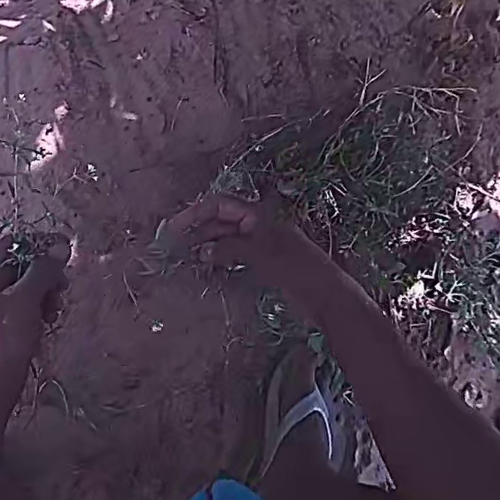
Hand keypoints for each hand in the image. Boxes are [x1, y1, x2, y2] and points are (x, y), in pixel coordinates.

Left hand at [0, 234, 66, 376]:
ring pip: (25, 288)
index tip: (64, 252)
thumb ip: (43, 271)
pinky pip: (24, 308)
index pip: (13, 244)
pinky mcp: (1, 327)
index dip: (39, 244)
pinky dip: (38, 310)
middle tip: (62, 288)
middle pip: (21, 266)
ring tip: (54, 311)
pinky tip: (47, 322)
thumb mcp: (26, 300)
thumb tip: (60, 245)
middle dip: (45, 274)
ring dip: (45, 294)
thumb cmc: (4, 340)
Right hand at [159, 194, 309, 274]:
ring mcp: (261, 242)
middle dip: (198, 229)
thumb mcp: (259, 253)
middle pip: (221, 220)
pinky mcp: (264, 260)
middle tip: (175, 245)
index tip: (175, 228)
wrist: (325, 294)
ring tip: (188, 257)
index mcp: (258, 213)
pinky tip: (209, 265)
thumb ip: (228, 249)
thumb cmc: (294, 268)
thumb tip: (202, 251)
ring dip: (208, 245)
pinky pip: (235, 253)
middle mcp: (257, 223)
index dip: (195, 213)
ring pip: (227, 237)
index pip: (219, 205)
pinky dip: (221, 257)